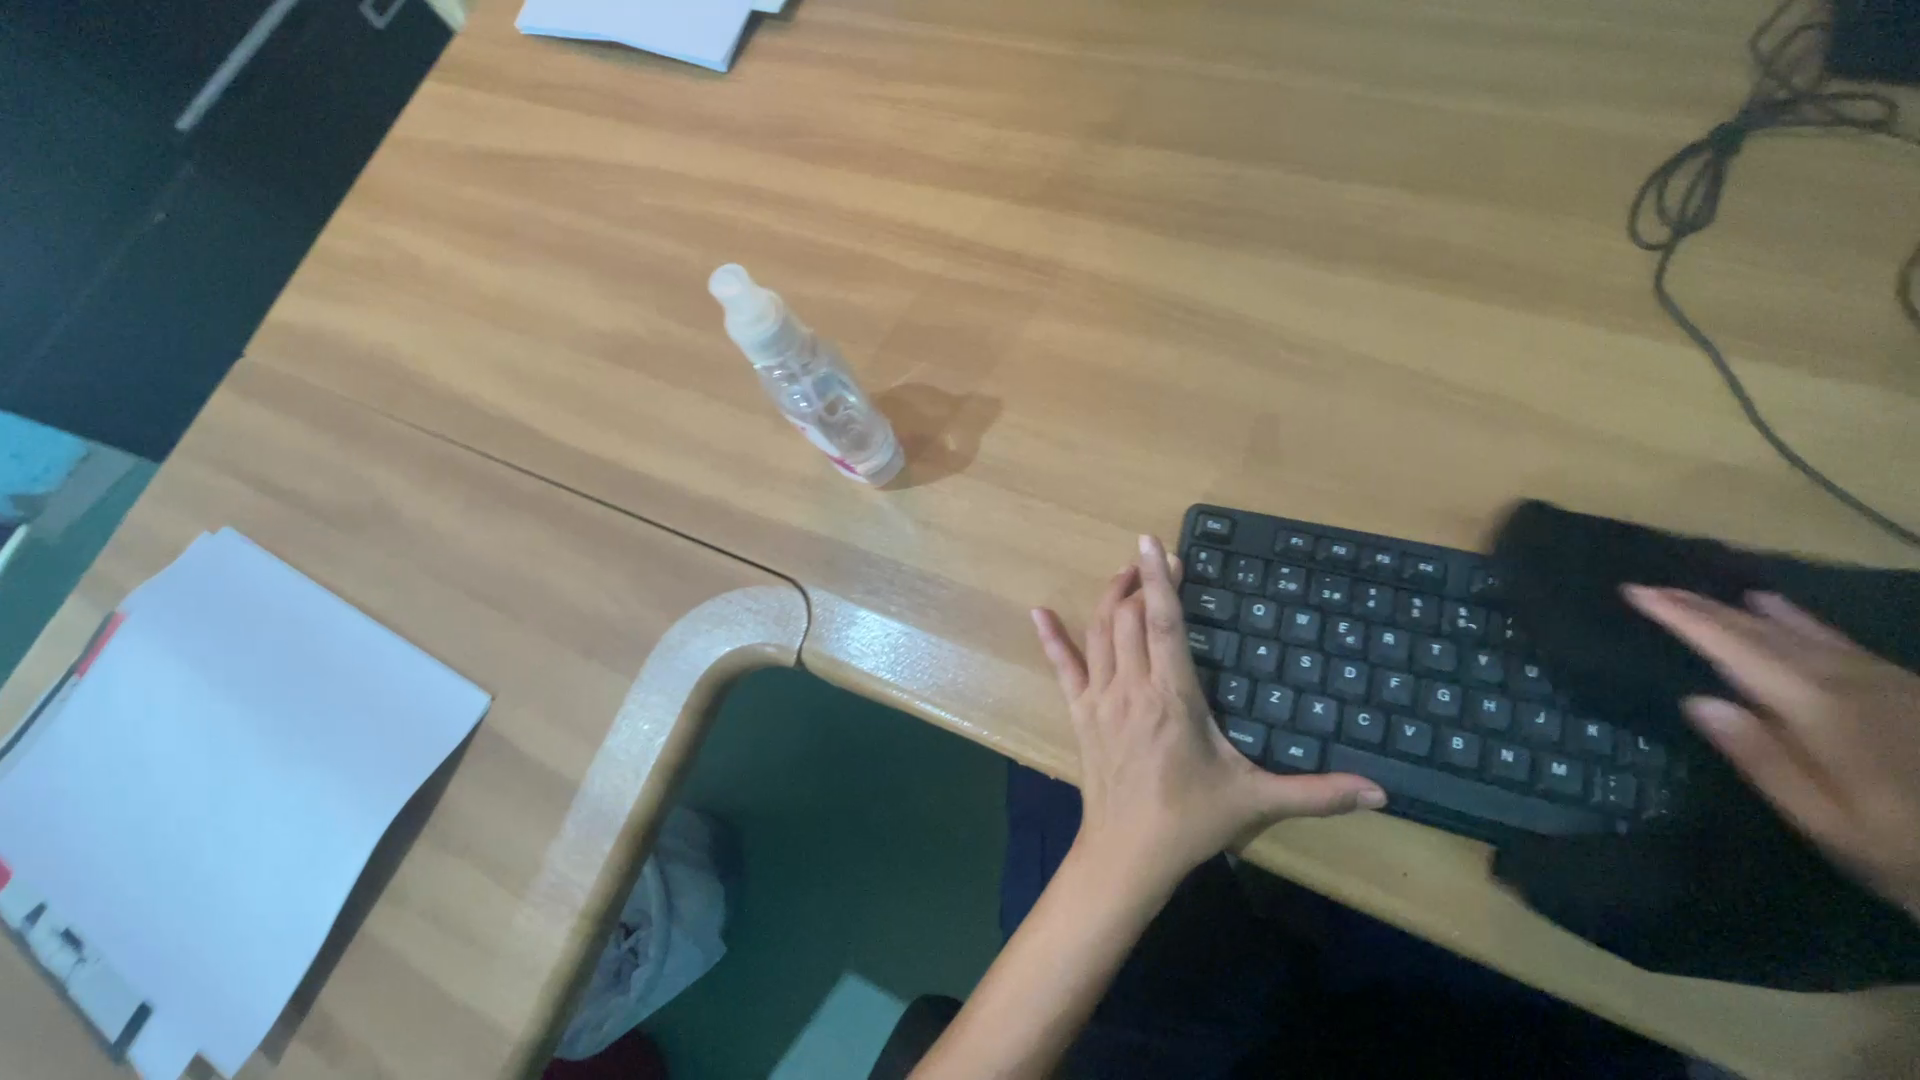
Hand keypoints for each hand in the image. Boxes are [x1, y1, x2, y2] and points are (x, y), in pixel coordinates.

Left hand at [1030, 535, 1385, 897]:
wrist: (1127, 854)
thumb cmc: (1190, 821)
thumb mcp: (1256, 801)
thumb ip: (1318, 793)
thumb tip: (1381, 793)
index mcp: (1172, 698)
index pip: (1164, 624)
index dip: (1159, 580)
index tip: (1154, 544)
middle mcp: (1130, 688)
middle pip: (1126, 619)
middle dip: (1138, 583)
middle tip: (1154, 562)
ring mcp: (1099, 699)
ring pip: (1097, 633)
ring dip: (1107, 599)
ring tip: (1122, 575)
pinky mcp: (1078, 714)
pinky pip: (1062, 667)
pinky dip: (1051, 638)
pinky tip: (1038, 612)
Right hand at [1624, 585, 1919, 918]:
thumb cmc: (1907, 851)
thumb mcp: (1826, 822)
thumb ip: (1762, 759)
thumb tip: (1697, 700)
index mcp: (1818, 710)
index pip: (1733, 649)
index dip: (1682, 618)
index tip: (1636, 591)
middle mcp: (1849, 682)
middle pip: (1763, 634)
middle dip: (1703, 608)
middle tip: (1654, 588)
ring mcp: (1885, 683)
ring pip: (1800, 632)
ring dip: (1743, 611)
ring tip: (1705, 594)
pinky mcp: (1908, 691)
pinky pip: (1836, 641)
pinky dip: (1797, 621)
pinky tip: (1786, 614)